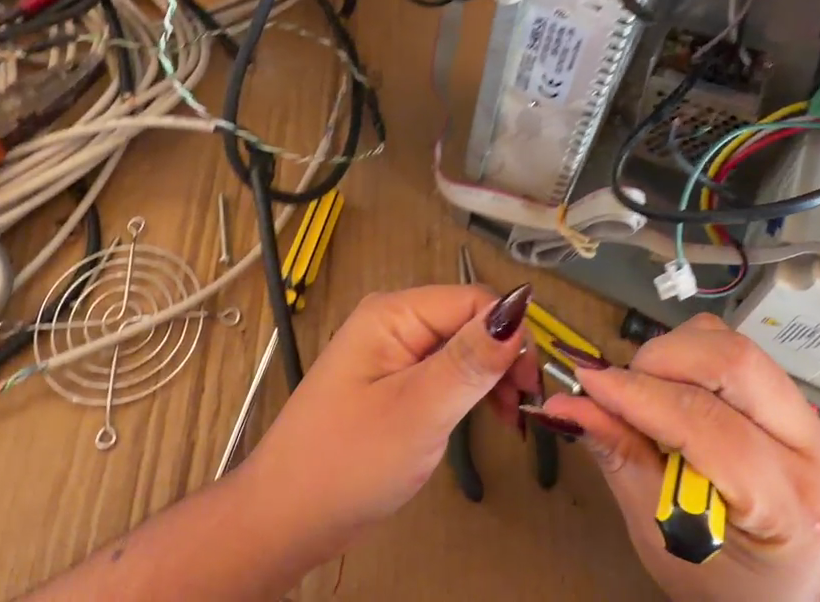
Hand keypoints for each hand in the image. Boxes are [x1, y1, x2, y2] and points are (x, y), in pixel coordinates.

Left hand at [237, 284, 542, 553]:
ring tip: (508, 418)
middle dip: (503, 358)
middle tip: (522, 409)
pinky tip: (485, 416)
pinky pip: (444, 372)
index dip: (510, 334)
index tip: (531, 384)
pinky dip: (470, 392)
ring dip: (491, 378)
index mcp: (393, 313)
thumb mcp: (419, 410)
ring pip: (461, 348)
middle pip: (469, 321)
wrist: (288, 518)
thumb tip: (519, 305)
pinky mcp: (393, 383)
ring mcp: (391, 353)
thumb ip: (470, 359)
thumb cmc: (348, 463)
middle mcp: (392, 322)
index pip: (473, 300)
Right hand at [532, 314, 819, 601]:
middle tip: (616, 386)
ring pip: (732, 345)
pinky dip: (689, 355)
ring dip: (673, 354)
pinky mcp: (796, 400)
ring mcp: (813, 421)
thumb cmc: (719, 580)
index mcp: (788, 508)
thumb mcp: (660, 538)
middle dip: (659, 359)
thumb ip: (620, 460)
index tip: (586, 381)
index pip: (709, 426)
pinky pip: (735, 350)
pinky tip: (672, 391)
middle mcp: (815, 452)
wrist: (783, 590)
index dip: (640, 396)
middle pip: (733, 362)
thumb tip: (565, 405)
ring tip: (645, 394)